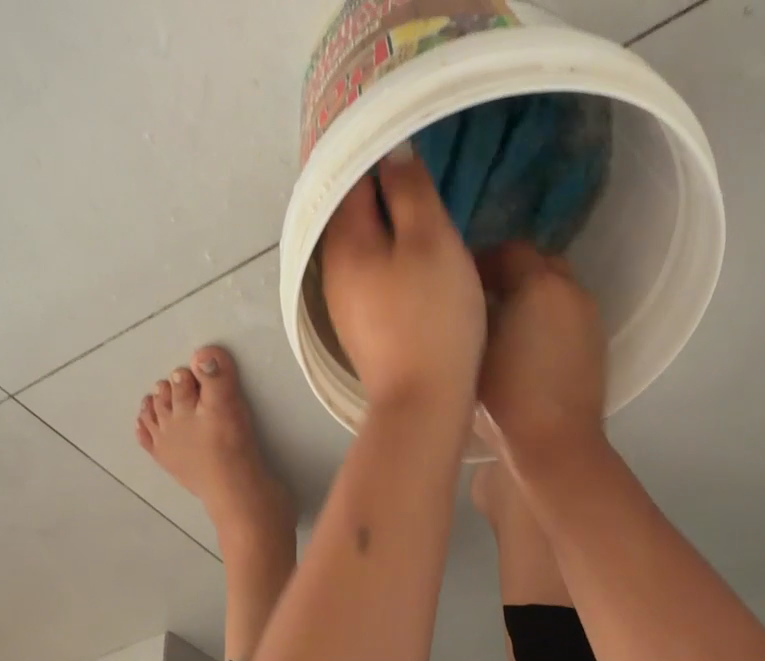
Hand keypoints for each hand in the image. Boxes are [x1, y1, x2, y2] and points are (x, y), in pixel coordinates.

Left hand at [320, 151, 485, 413]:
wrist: (423, 402)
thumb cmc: (432, 317)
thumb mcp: (431, 241)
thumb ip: (410, 191)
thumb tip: (392, 154)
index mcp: (343, 239)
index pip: (355, 177)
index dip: (386, 158)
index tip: (420, 155)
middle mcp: (332, 268)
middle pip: (356, 213)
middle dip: (389, 196)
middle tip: (430, 187)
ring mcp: (343, 302)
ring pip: (366, 248)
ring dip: (393, 232)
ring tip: (431, 225)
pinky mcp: (361, 328)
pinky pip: (374, 278)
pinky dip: (393, 263)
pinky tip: (420, 269)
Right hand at [476, 243, 606, 460]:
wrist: (556, 446)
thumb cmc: (506, 399)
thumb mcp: (471, 353)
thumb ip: (469, 314)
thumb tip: (466, 299)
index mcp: (539, 285)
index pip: (508, 251)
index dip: (479, 262)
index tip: (456, 282)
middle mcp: (571, 291)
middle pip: (538, 265)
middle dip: (509, 275)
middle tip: (478, 301)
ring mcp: (590, 318)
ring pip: (556, 292)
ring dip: (529, 298)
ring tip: (499, 326)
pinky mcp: (598, 345)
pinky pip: (568, 316)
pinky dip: (546, 320)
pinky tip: (523, 349)